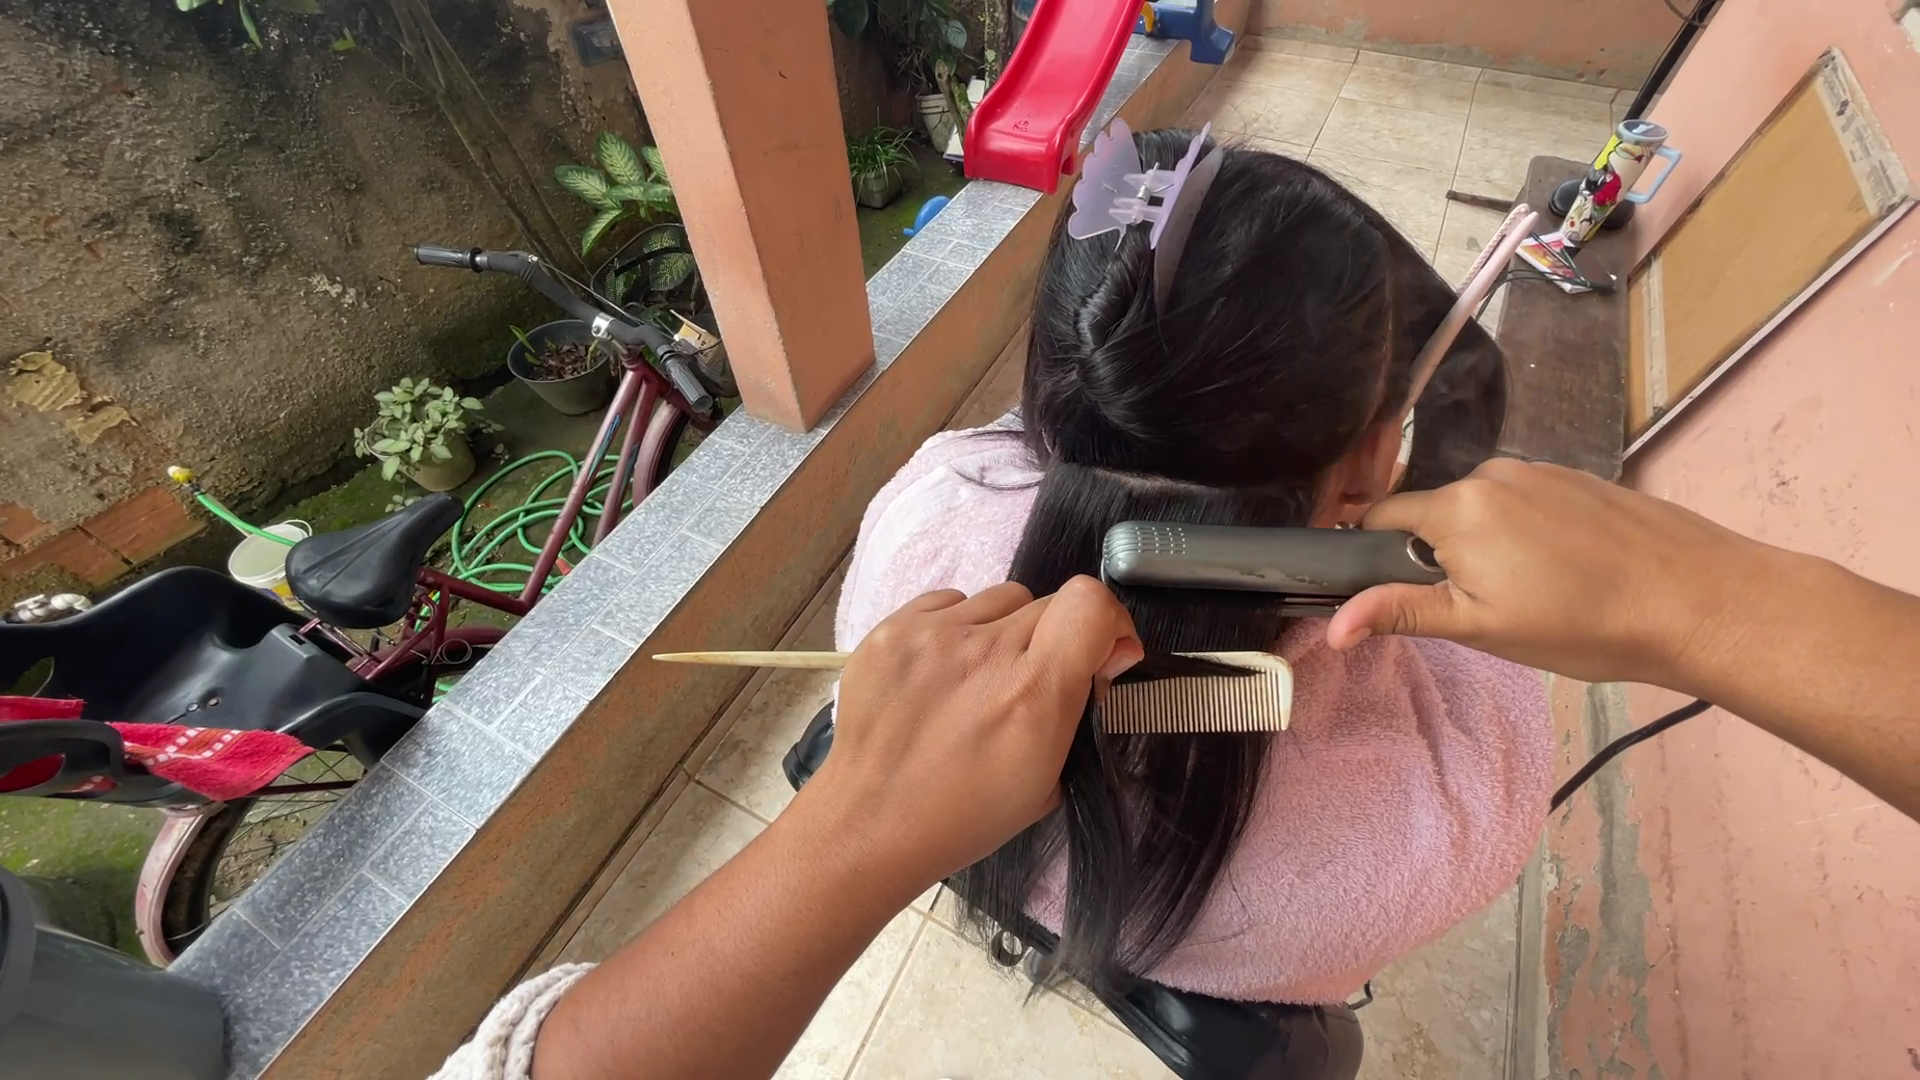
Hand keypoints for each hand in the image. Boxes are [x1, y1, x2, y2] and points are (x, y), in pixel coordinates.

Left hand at [800, 577, 1142, 894]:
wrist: (870, 820)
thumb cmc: (963, 814)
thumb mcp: (1046, 781)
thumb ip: (1079, 709)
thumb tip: (1100, 658)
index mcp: (1032, 693)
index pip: (1090, 603)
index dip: (1109, 621)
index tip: (1103, 649)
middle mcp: (984, 651)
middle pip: (1048, 602)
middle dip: (1055, 638)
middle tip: (1029, 680)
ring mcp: (932, 633)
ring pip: (1000, 598)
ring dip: (1004, 630)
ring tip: (977, 676)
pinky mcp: (892, 628)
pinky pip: (949, 601)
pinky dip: (957, 626)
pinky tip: (941, 669)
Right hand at [1327, 458, 1780, 687]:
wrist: (1709, 604)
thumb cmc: (1580, 623)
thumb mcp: (1478, 626)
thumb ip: (1399, 613)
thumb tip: (1332, 628)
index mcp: (1455, 506)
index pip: (1379, 518)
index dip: (1379, 555)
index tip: (1405, 590)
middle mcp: (1489, 473)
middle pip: (1430, 511)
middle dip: (1436, 551)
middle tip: (1479, 600)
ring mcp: (1537, 469)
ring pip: (1476, 507)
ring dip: (1479, 540)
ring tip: (1527, 585)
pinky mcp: (1576, 475)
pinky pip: (1520, 499)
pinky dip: (1521, 528)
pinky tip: (1562, 564)